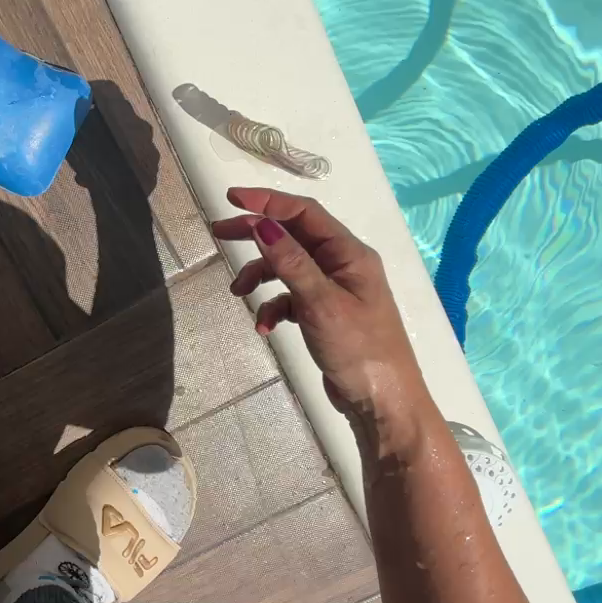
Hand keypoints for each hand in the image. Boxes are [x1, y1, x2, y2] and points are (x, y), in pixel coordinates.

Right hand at [213, 187, 430, 422]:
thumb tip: (262, 224)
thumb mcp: (320, 302)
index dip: (268, 201)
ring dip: (259, 276)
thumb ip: (290, 262)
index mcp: (349, 254)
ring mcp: (333, 290)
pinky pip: (289, 298)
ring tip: (237, 293)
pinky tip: (265, 327)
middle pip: (291, 236)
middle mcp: (342, 265)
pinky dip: (272, 307)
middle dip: (255, 234)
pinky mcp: (323, 314)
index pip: (304, 213)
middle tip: (218, 233)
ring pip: (286, 268)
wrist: (382, 403)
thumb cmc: (358, 349)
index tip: (231, 199)